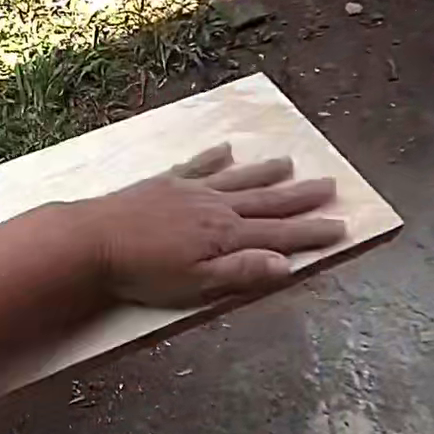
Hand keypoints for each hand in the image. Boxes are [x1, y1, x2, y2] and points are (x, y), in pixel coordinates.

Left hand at [75, 144, 346, 306]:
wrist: (92, 241)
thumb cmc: (144, 272)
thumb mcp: (197, 284)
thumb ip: (241, 273)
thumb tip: (285, 265)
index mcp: (227, 235)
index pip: (280, 233)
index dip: (312, 232)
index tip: (341, 226)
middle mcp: (217, 207)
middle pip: (268, 200)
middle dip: (301, 196)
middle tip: (330, 184)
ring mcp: (192, 191)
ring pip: (239, 179)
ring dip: (266, 172)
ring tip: (290, 162)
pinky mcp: (167, 183)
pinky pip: (198, 165)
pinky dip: (214, 158)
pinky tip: (226, 149)